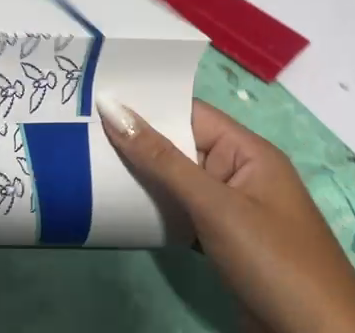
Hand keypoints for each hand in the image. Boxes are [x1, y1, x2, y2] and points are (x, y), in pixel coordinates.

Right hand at [97, 96, 354, 332]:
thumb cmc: (275, 262)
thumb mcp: (215, 206)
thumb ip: (161, 158)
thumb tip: (110, 105)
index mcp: (249, 153)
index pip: (188, 111)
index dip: (144, 101)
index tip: (93, 92)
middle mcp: (241, 173)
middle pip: (178, 143)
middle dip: (134, 136)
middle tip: (78, 122)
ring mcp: (232, 209)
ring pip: (175, 178)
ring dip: (139, 172)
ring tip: (85, 154)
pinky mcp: (223, 240)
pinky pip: (179, 209)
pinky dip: (153, 205)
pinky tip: (118, 201)